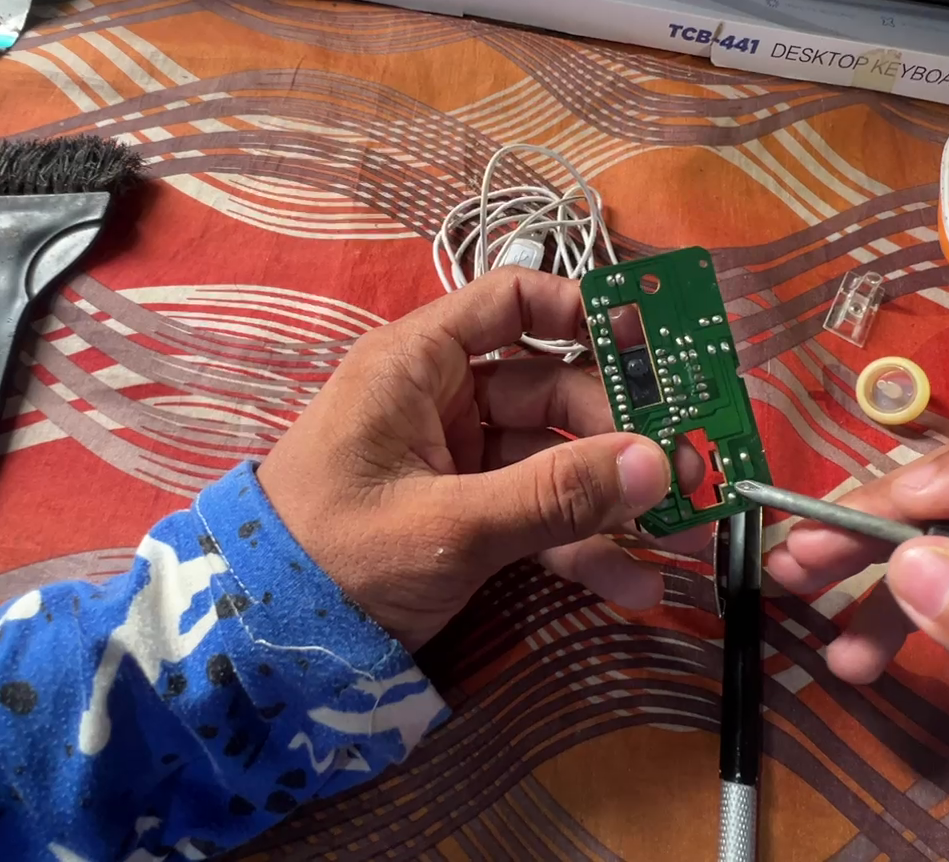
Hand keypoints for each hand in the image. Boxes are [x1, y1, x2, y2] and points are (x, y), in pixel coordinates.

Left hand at [258, 269, 704, 650]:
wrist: (261, 648)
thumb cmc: (336, 557)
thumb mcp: (448, 525)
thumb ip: (553, 494)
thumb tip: (661, 463)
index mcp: (420, 363)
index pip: (511, 301)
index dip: (582, 310)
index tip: (652, 344)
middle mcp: (443, 397)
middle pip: (552, 387)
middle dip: (619, 431)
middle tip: (687, 469)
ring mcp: (457, 457)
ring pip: (551, 456)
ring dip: (611, 497)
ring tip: (682, 537)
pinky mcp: (465, 510)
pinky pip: (532, 510)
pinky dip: (576, 542)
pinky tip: (629, 582)